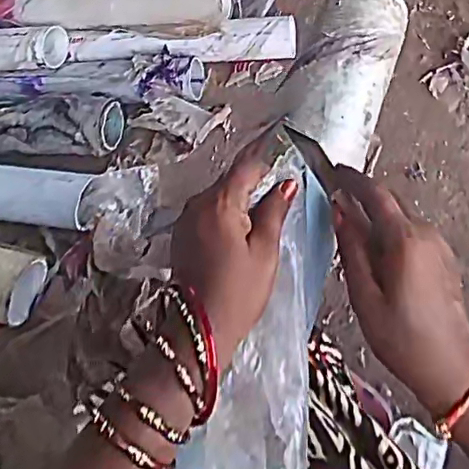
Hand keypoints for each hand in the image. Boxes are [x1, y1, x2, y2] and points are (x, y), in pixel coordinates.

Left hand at [169, 128, 298, 368]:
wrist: (198, 331)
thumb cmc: (239, 293)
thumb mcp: (265, 252)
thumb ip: (274, 211)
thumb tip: (286, 182)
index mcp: (220, 202)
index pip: (246, 164)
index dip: (265, 150)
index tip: (281, 136)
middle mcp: (198, 202)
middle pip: (231, 179)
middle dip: (255, 176)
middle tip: (281, 174)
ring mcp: (187, 217)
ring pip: (220, 194)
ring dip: (240, 194)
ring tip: (266, 200)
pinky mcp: (182, 233)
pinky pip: (209, 210)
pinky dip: (227, 209)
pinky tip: (242, 222)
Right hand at [330, 167, 468, 413]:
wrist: (452, 371)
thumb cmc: (403, 339)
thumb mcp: (365, 296)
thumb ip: (351, 247)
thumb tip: (339, 210)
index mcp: (404, 239)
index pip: (375, 192)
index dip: (352, 179)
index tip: (333, 172)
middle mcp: (425, 233)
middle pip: (390, 200)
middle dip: (363, 194)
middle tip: (337, 198)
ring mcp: (438, 245)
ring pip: (401, 216)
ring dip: (377, 215)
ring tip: (353, 231)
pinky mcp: (444, 258)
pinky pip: (412, 232)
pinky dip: (392, 231)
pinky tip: (378, 252)